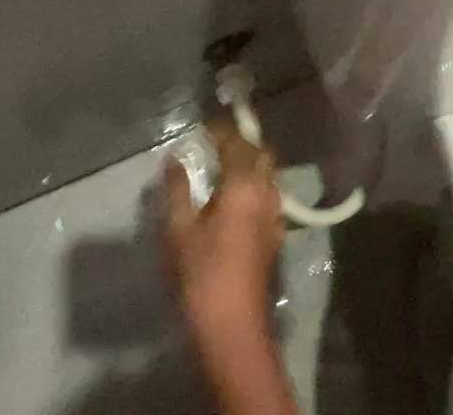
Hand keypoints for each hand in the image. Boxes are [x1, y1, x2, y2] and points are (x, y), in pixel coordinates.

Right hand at [162, 120, 284, 342]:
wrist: (233, 324)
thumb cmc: (201, 274)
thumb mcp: (178, 229)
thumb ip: (177, 188)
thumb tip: (176, 157)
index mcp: (244, 185)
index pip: (237, 144)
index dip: (221, 132)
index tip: (203, 127)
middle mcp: (267, 192)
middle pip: (260, 154)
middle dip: (241, 142)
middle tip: (215, 143)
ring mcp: (276, 213)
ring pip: (268, 173)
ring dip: (250, 162)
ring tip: (224, 165)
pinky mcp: (276, 232)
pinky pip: (270, 194)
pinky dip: (255, 183)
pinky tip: (237, 196)